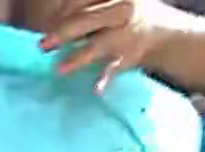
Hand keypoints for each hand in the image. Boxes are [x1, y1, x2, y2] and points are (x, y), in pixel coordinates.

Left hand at [39, 0, 178, 91]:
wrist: (163, 32)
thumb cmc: (126, 14)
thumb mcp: (111, 1)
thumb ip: (88, 6)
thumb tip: (53, 19)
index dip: (63, 9)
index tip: (49, 22)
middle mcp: (122, 8)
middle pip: (86, 19)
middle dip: (63, 32)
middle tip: (42, 45)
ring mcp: (126, 33)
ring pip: (98, 44)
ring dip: (78, 57)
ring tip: (59, 70)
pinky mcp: (130, 55)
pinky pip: (115, 67)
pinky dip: (105, 78)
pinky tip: (96, 89)